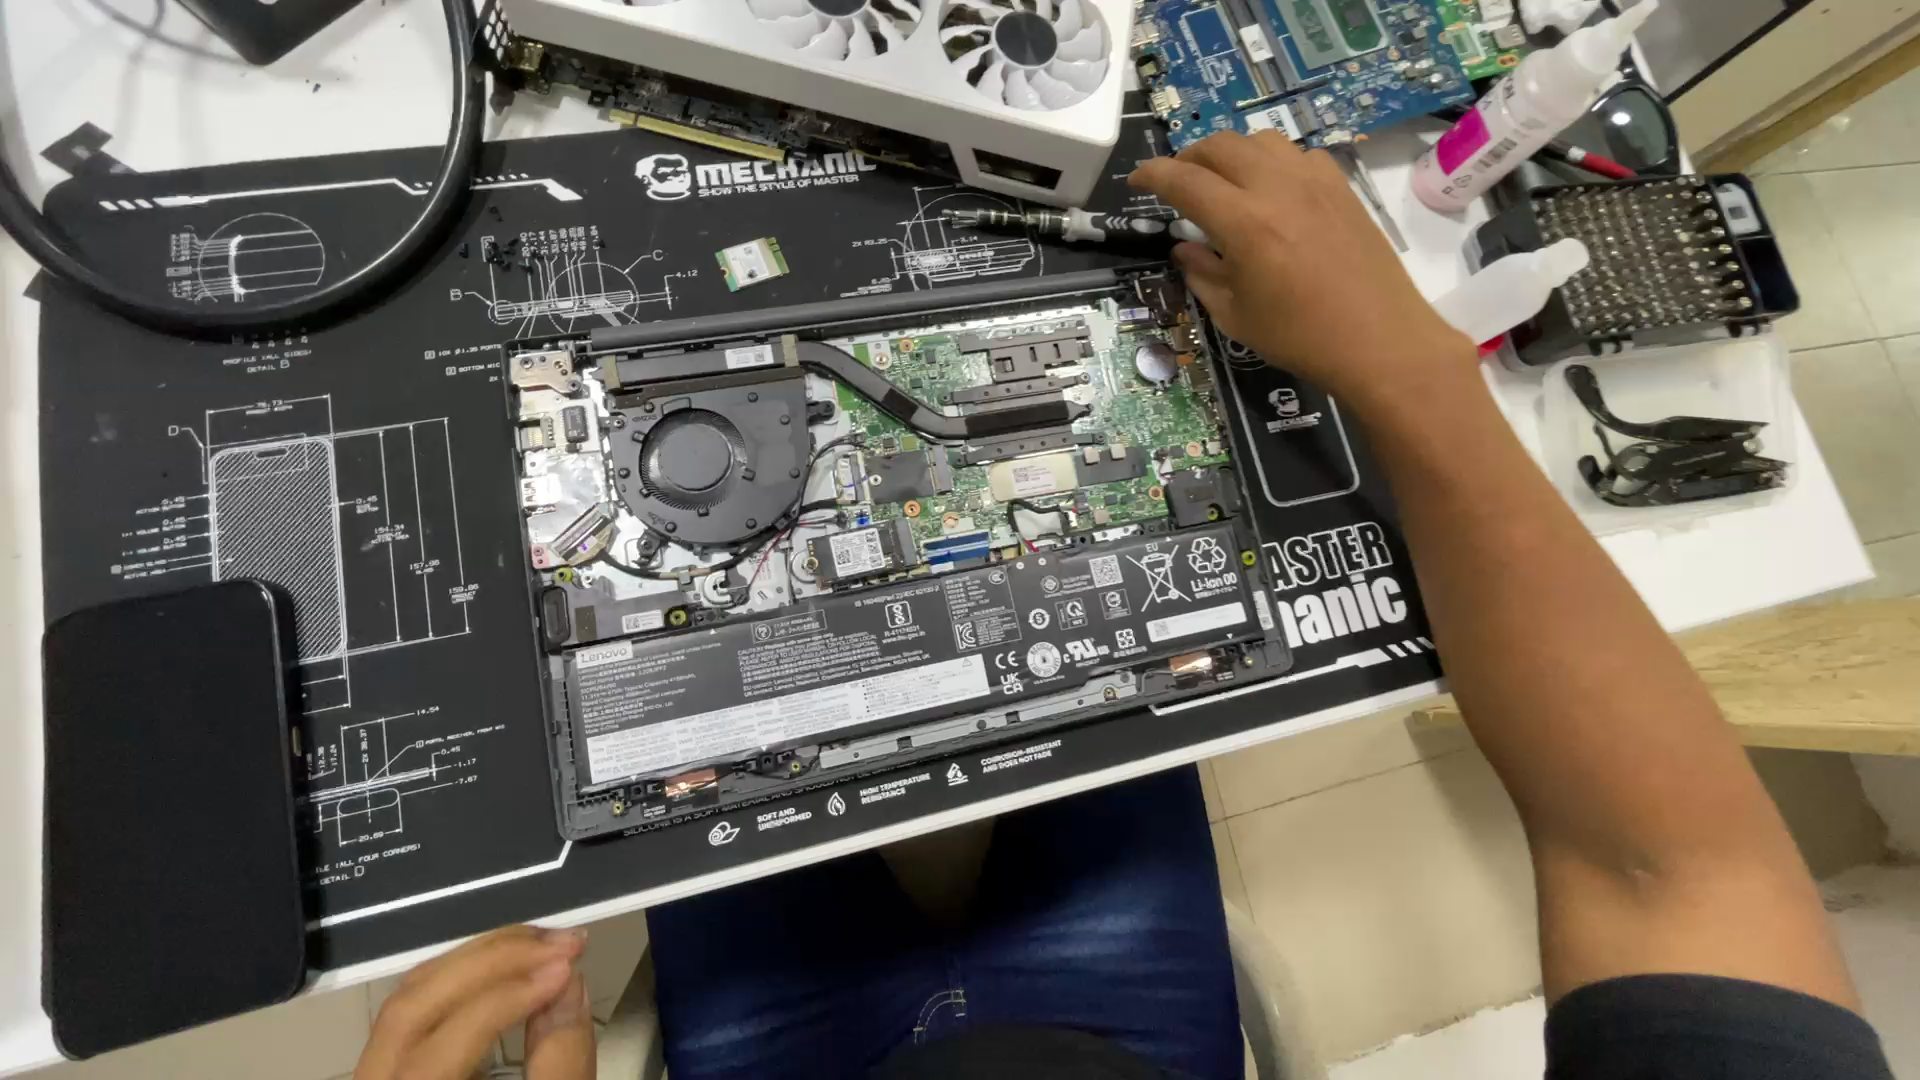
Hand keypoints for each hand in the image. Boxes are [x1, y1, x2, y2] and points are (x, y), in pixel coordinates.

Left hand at [356, 924, 595, 1079]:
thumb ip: (560, 1064)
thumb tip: (569, 984)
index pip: (438, 1048)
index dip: (507, 1000)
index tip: (571, 969)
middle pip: (414, 1004)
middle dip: (497, 961)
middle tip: (566, 944)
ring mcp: (373, 1075)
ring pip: (414, 994)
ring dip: (490, 958)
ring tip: (552, 945)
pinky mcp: (392, 1066)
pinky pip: (426, 1005)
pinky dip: (477, 976)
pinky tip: (523, 967)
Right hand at [1129, 131, 1475, 405]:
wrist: (1376, 338)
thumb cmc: (1296, 336)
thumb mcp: (1233, 314)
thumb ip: (1202, 274)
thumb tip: (1183, 248)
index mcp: (1243, 223)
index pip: (1185, 182)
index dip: (1153, 176)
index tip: (1136, 180)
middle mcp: (1277, 188)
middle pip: (1221, 147)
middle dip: (1188, 158)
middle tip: (1175, 183)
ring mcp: (1314, 181)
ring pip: (1260, 141)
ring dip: (1230, 153)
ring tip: (1220, 181)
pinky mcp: (1340, 187)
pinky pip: (1295, 155)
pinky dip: (1269, 162)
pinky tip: (1268, 191)